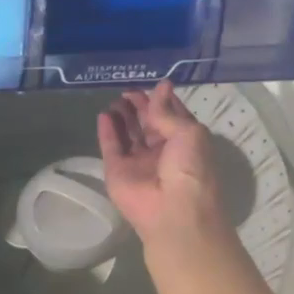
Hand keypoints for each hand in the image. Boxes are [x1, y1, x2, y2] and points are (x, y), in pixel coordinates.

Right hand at [97, 80, 225, 242]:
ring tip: (115, 99)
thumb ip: (167, 112)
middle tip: (128, 90)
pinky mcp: (117, 171)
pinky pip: (111, 147)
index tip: (154, 84)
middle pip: (147, 123)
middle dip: (139, 106)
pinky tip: (104, 115)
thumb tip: (160, 88)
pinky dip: (107, 132)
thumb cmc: (189, 168)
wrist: (172, 209)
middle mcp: (161, 149)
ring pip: (128, 134)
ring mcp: (138, 161)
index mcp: (184, 139)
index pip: (171, 115)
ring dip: (122, 116)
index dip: (162, 100)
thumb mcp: (187, 132)